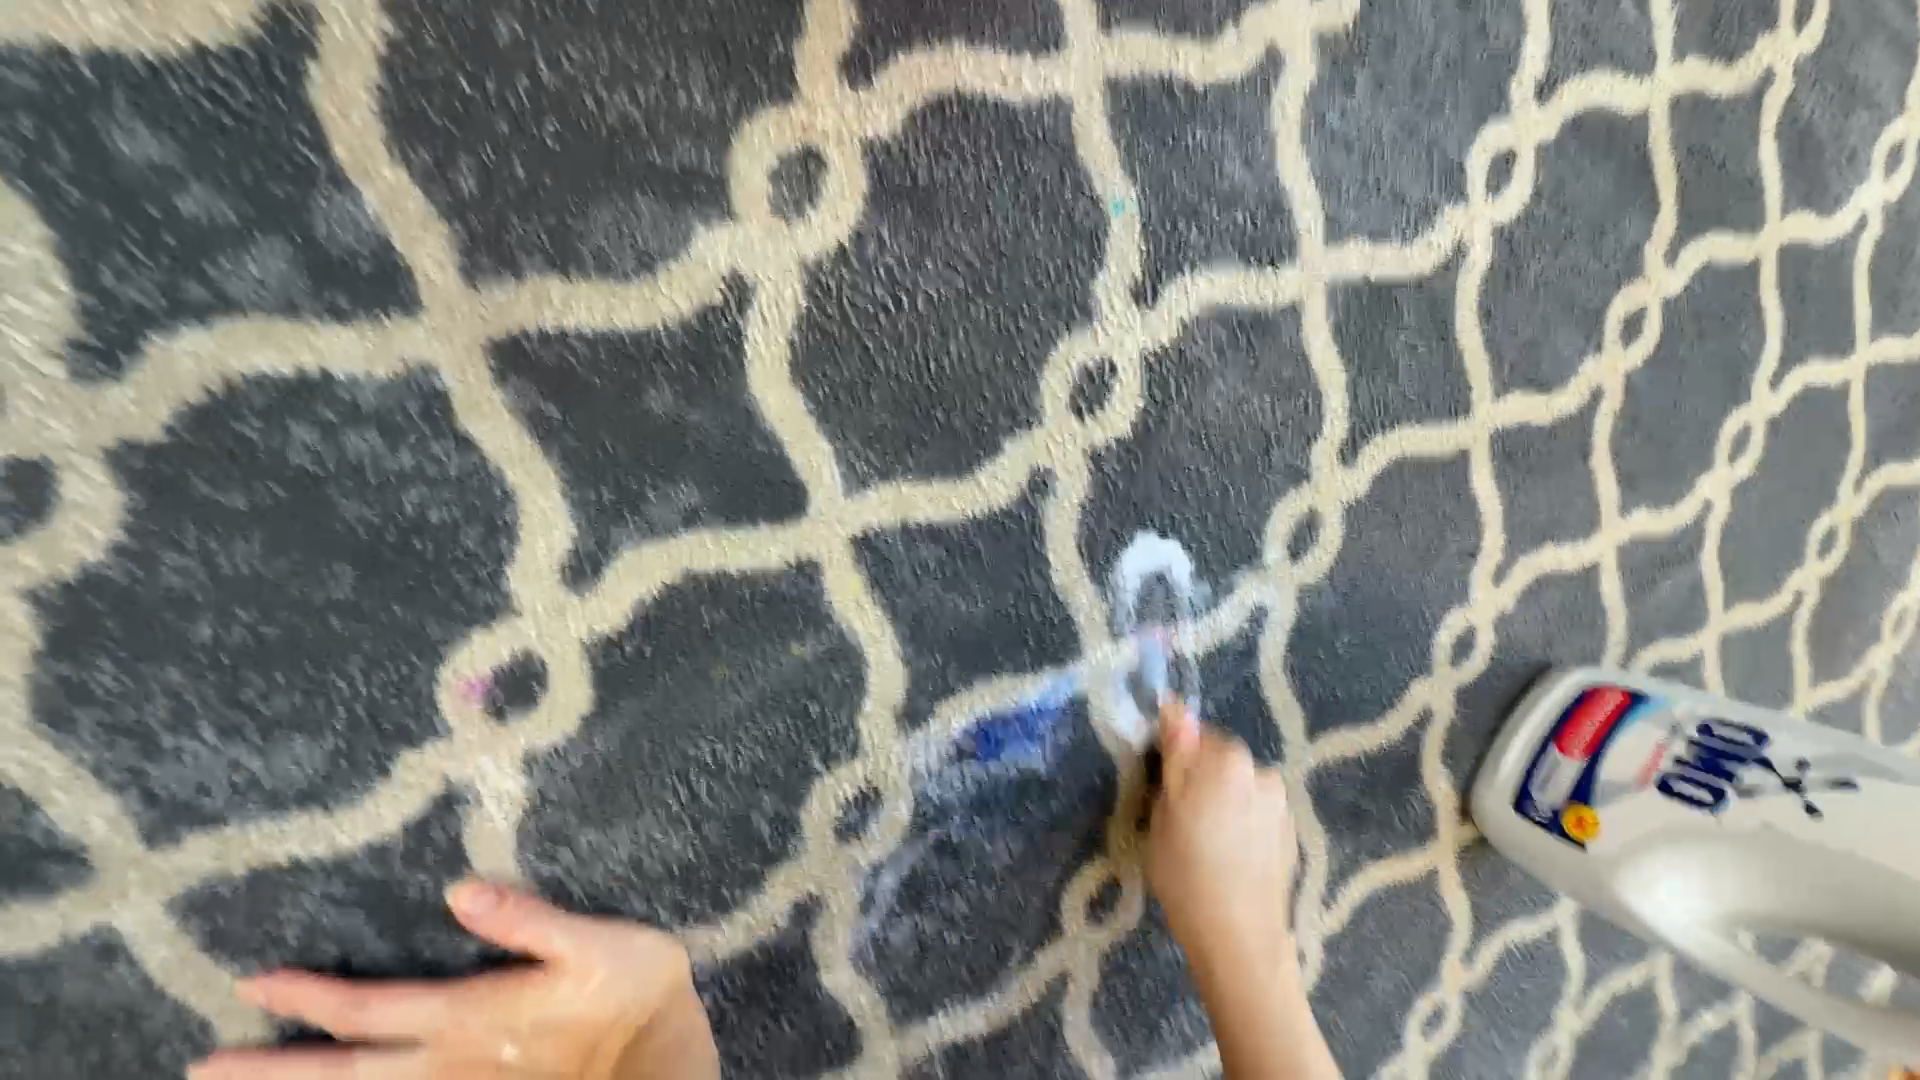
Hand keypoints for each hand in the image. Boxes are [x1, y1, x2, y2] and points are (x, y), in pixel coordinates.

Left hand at [189, 882, 720, 1079]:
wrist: (659, 1059)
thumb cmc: (631, 987)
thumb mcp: (594, 941)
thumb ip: (528, 920)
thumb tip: (459, 891)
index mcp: (473, 1014)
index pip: (372, 1007)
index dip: (310, 997)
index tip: (253, 983)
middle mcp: (451, 1062)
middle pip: (344, 1071)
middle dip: (271, 1069)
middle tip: (201, 1069)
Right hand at [1145, 703, 1298, 976]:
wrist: (1239, 938)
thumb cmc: (1187, 872)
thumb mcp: (1166, 807)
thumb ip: (1175, 752)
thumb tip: (1175, 707)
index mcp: (1229, 760)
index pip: (1192, 733)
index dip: (1172, 756)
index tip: (1158, 783)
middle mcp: (1263, 773)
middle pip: (1219, 759)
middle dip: (1198, 777)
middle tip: (1175, 815)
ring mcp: (1281, 806)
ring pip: (1237, 787)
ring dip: (1220, 800)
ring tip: (1202, 840)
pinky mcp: (1290, 836)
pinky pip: (1255, 813)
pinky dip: (1239, 823)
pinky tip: (1225, 856)